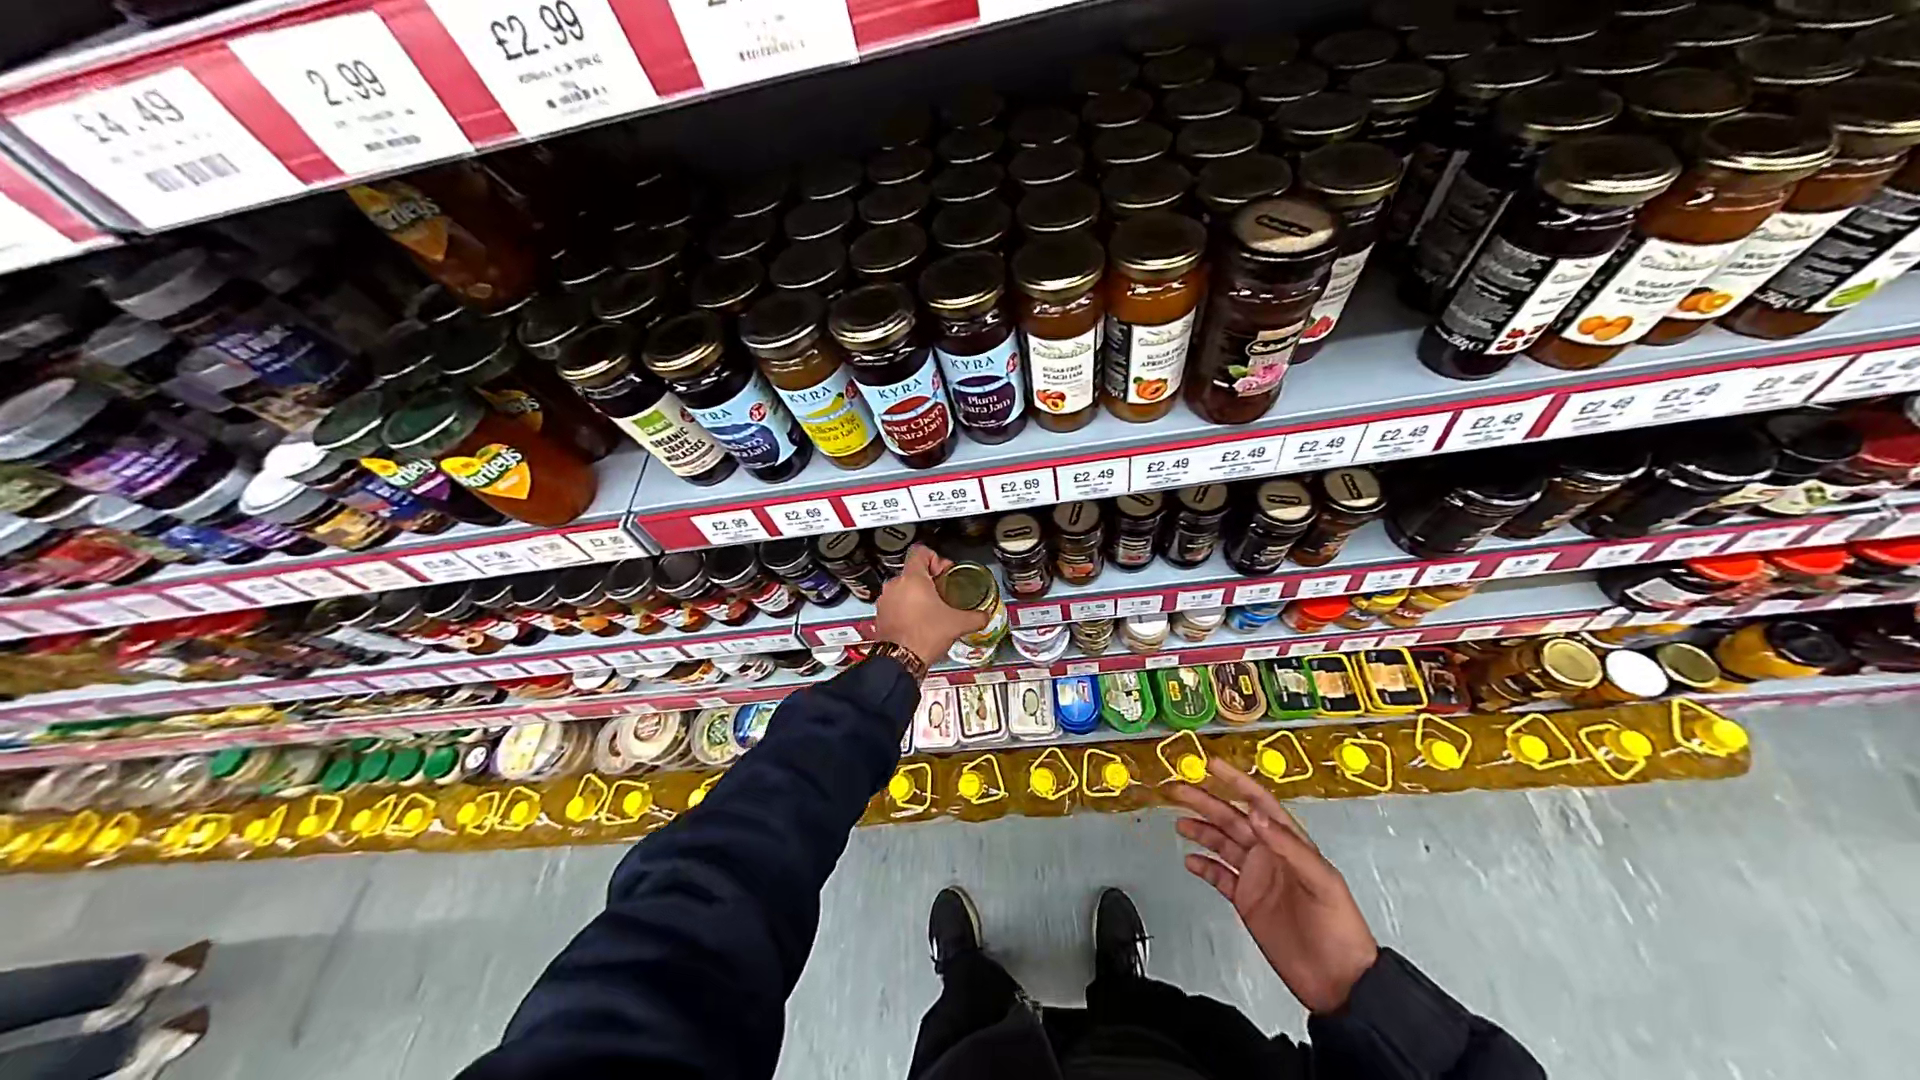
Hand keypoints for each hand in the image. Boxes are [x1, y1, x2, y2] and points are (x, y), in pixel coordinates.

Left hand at [871, 545, 987, 668]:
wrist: (900, 660)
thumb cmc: (923, 636)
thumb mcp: (957, 624)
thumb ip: (975, 617)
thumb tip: (984, 616)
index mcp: (913, 578)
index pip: (921, 551)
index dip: (936, 558)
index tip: (944, 572)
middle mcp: (895, 585)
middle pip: (913, 571)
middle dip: (929, 580)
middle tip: (943, 593)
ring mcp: (885, 600)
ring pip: (903, 588)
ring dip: (917, 595)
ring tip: (932, 609)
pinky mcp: (881, 615)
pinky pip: (895, 603)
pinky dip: (906, 608)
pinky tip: (919, 622)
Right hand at [1167, 759, 1378, 1014]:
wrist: (1339, 983)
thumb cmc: (1340, 930)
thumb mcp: (1321, 883)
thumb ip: (1289, 847)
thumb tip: (1256, 815)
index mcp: (1289, 844)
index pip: (1258, 803)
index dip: (1236, 781)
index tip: (1213, 766)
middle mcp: (1270, 854)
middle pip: (1231, 819)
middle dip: (1205, 801)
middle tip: (1181, 789)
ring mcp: (1257, 877)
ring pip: (1221, 843)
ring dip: (1201, 830)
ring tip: (1180, 821)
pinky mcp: (1247, 900)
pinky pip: (1219, 876)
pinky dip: (1203, 866)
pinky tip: (1191, 860)